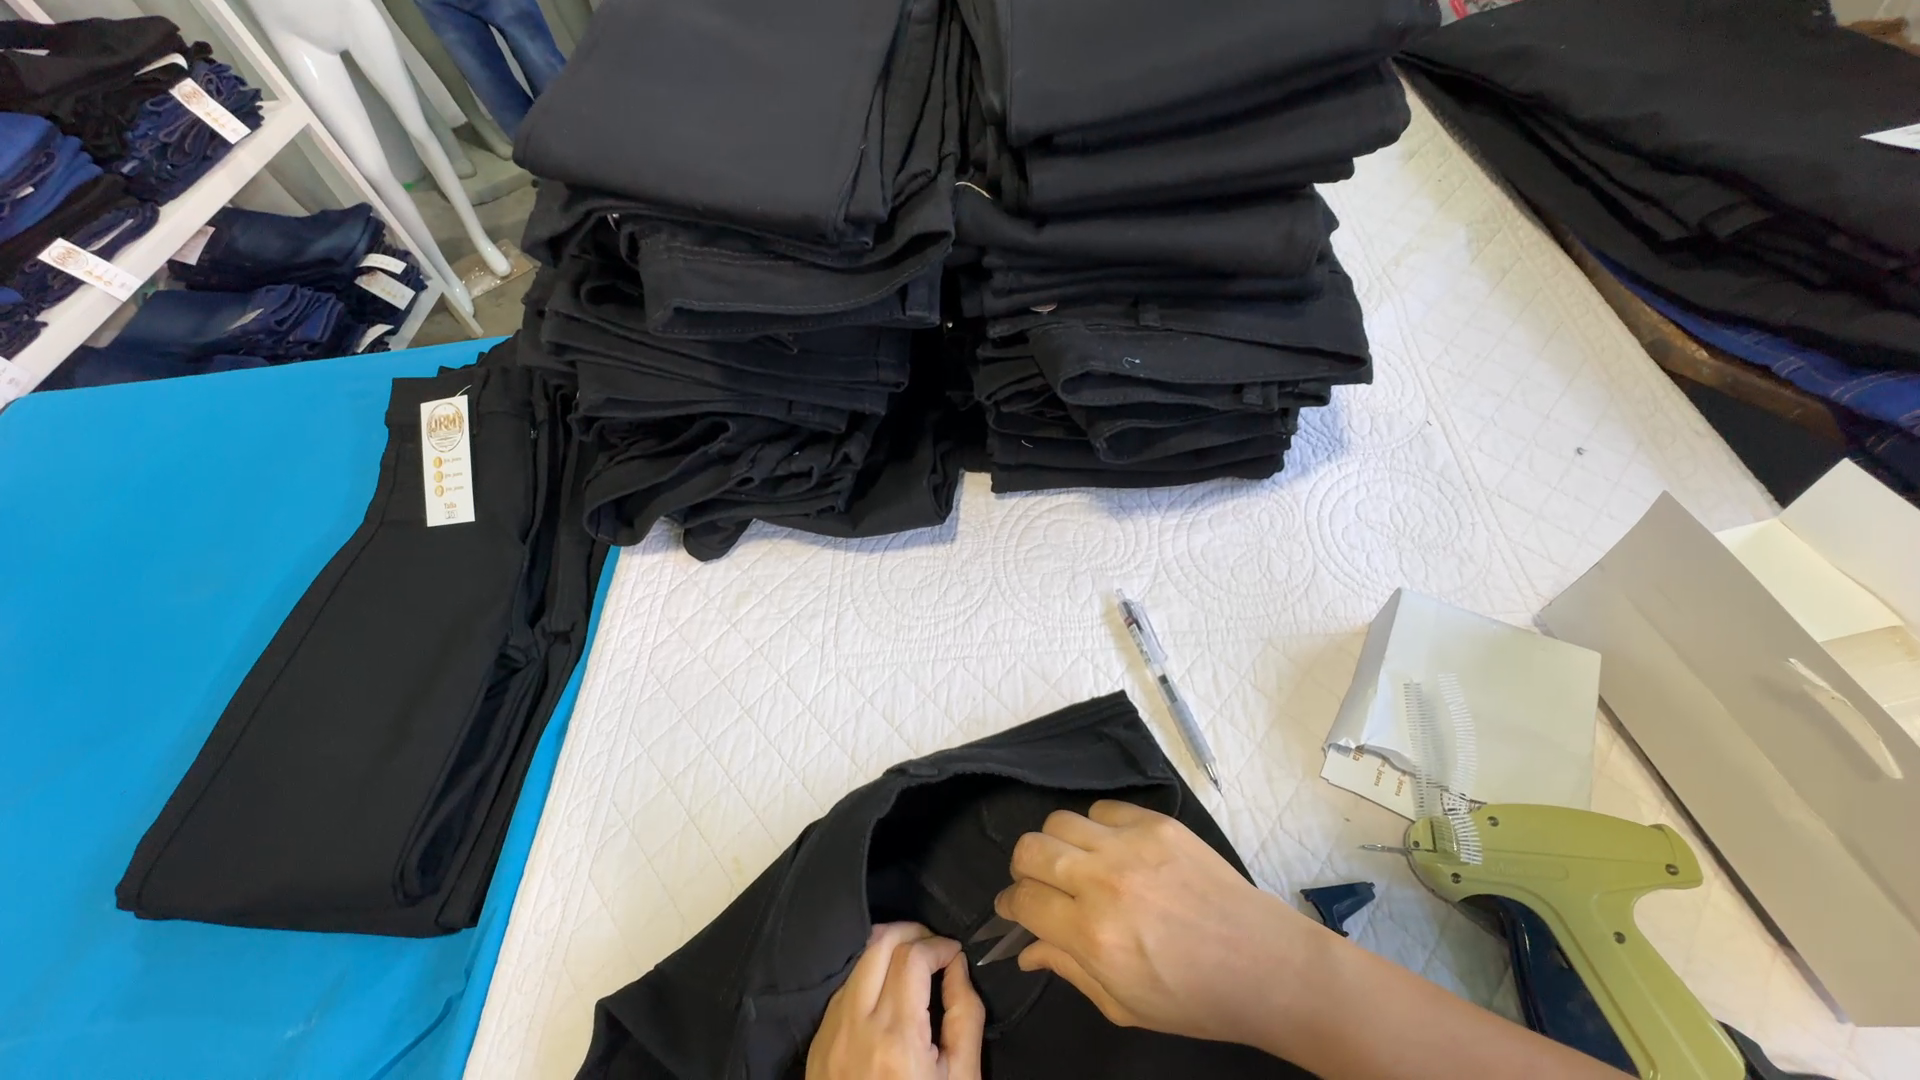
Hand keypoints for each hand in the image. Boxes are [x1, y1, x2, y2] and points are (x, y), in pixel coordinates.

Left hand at [806, 922, 985, 1079]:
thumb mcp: (962, 1078)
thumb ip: (965, 1015)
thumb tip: (956, 965)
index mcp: (897, 1038)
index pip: (912, 957)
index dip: (939, 944)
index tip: (954, 953)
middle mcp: (857, 1027)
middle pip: (878, 945)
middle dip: (911, 933)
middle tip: (934, 947)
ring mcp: (831, 1034)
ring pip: (856, 962)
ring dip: (887, 950)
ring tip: (913, 961)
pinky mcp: (817, 1044)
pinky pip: (842, 990)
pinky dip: (866, 976)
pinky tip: (886, 991)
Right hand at [996, 800, 1327, 1048]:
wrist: (1264, 963)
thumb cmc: (1193, 998)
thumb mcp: (1122, 1005)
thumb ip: (1068, 969)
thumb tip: (1026, 948)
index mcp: (1092, 935)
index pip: (1023, 899)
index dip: (1010, 904)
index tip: (1015, 909)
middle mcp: (1103, 881)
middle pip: (1030, 849)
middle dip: (1023, 869)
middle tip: (1040, 885)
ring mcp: (1131, 845)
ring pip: (1059, 821)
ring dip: (1055, 844)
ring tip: (1073, 863)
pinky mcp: (1157, 824)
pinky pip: (1103, 809)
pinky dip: (1095, 827)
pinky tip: (1110, 849)